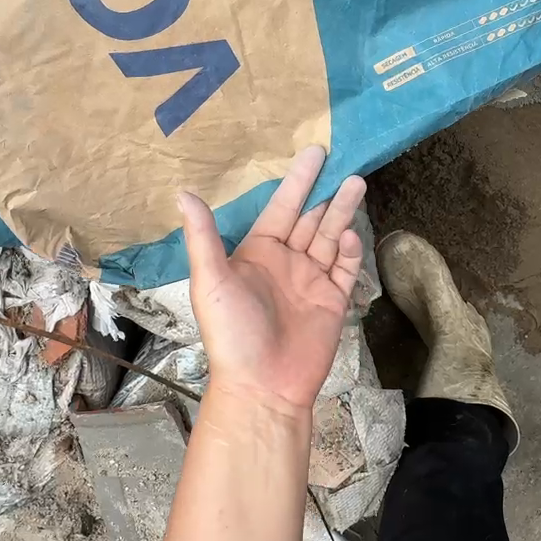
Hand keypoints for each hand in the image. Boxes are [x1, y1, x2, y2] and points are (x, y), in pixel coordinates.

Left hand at [178, 146, 366, 414]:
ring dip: (343, 212)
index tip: (314, 153)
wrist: (263, 387)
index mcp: (258, 254)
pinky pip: (346, 268)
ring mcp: (313, 281)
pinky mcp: (334, 300)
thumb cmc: (232, 334)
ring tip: (357, 184)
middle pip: (312, 219)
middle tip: (344, 162)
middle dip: (327, 192)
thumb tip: (183, 193)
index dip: (297, 181)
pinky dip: (351, 250)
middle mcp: (287, 262)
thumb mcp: (210, 282)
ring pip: (332, 237)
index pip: (282, 208)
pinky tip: (351, 234)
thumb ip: (204, 238)